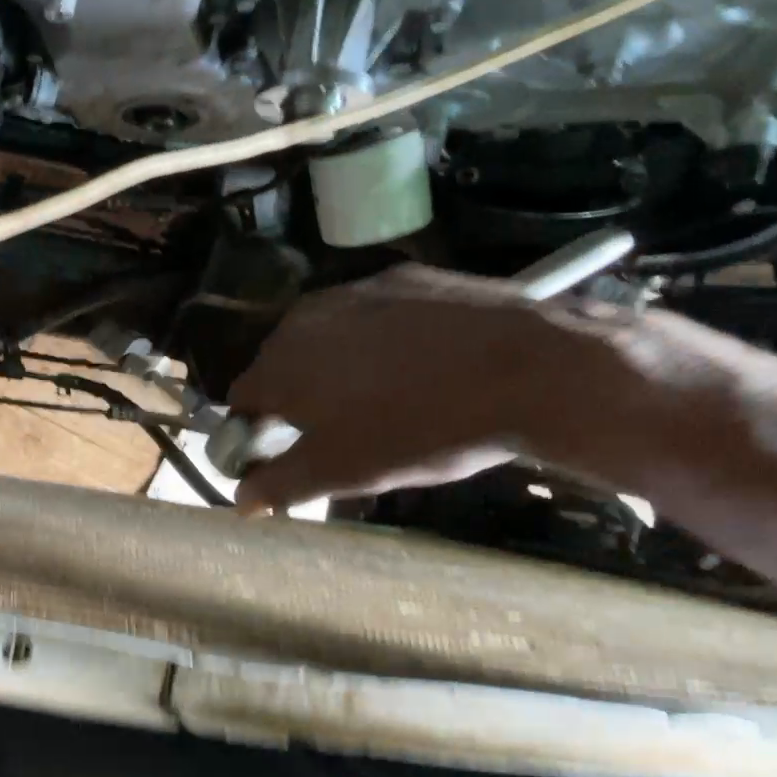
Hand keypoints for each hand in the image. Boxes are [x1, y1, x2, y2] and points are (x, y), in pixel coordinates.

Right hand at [227, 264, 580, 511]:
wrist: (536, 370)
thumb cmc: (420, 428)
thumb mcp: (342, 473)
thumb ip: (279, 484)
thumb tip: (240, 500)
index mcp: (277, 365)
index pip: (241, 400)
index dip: (256, 431)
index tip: (286, 453)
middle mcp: (302, 318)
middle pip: (281, 364)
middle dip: (298, 395)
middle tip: (340, 430)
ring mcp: (355, 290)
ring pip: (327, 337)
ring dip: (338, 365)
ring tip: (386, 397)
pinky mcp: (407, 277)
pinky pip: (374, 316)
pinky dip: (383, 339)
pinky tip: (424, 366)